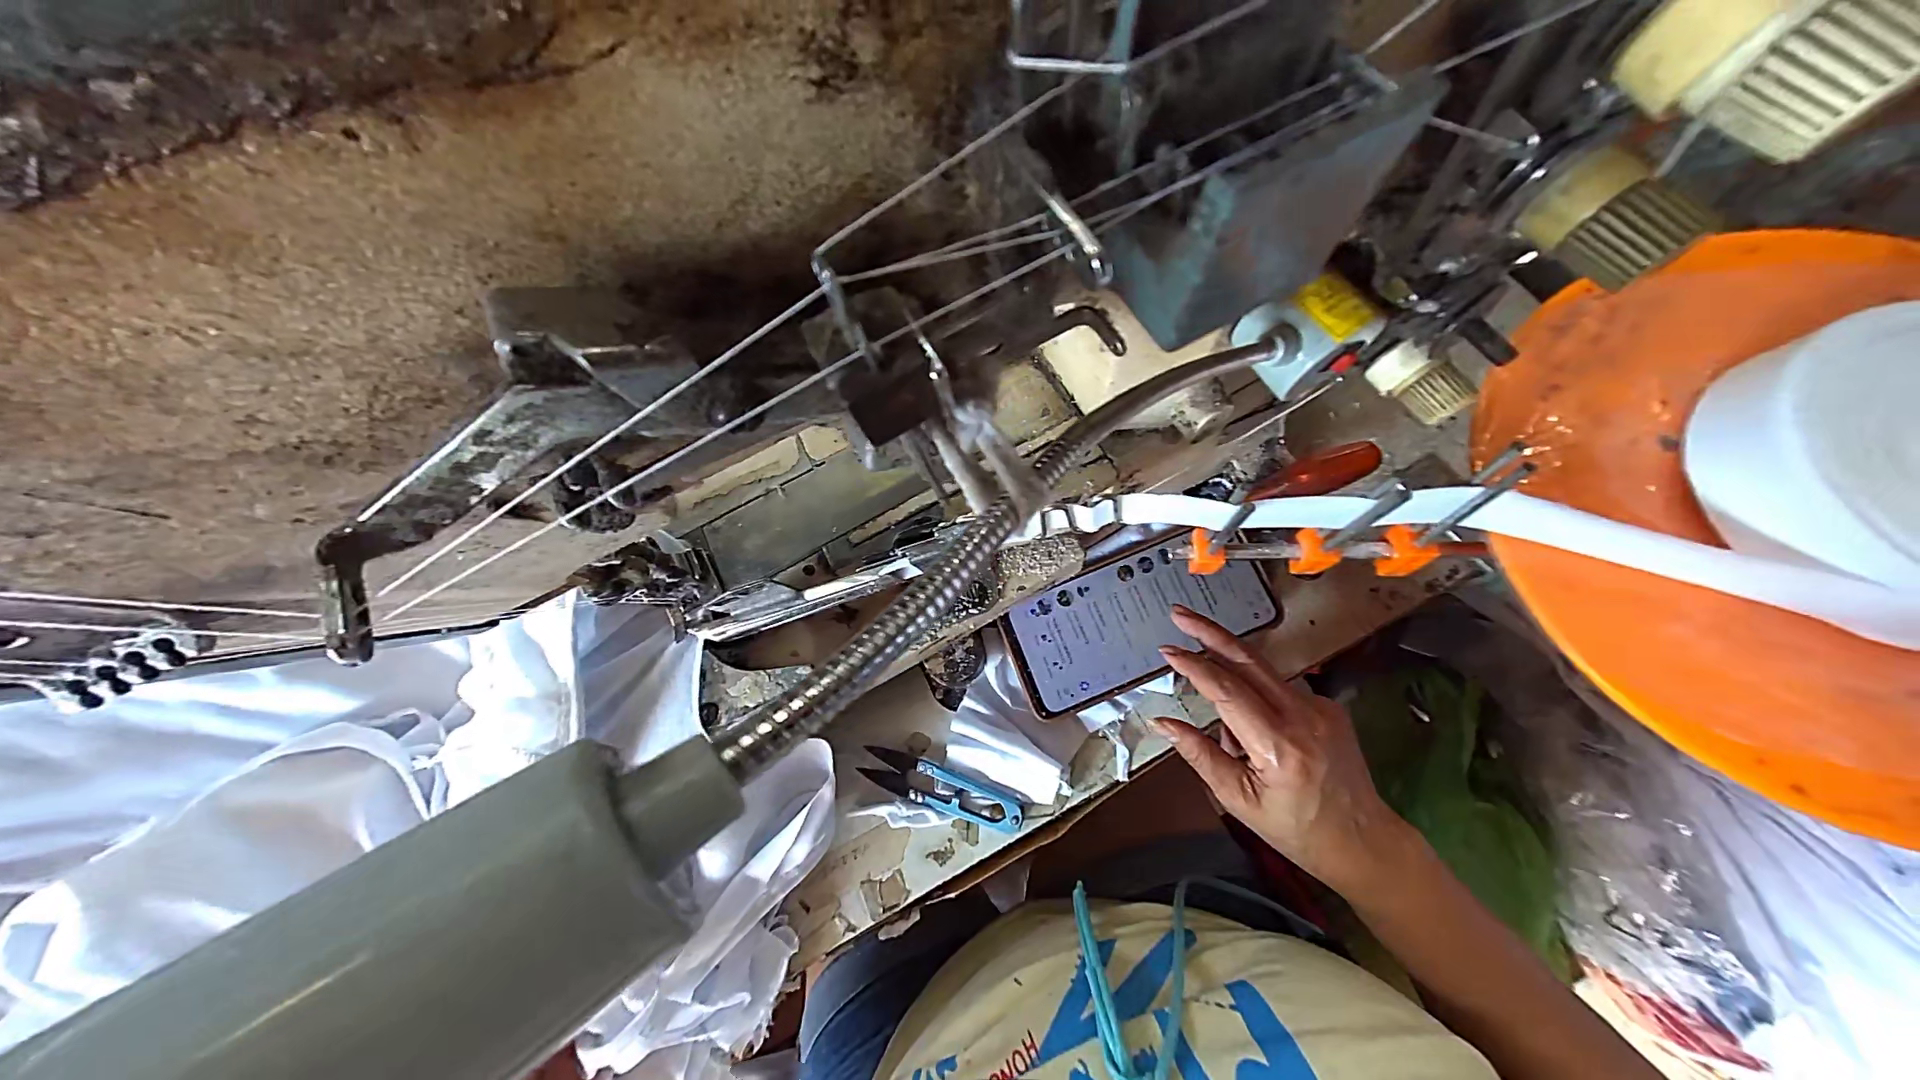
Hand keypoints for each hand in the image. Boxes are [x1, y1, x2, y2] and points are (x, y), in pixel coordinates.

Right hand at [1152, 605, 1412, 893]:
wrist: (1363, 841)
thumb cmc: (1296, 829)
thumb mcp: (1237, 799)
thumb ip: (1199, 754)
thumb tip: (1163, 723)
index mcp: (1278, 746)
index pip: (1227, 691)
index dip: (1194, 666)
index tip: (1168, 650)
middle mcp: (1303, 718)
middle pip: (1248, 660)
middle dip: (1210, 632)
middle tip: (1179, 613)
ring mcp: (1321, 708)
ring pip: (1262, 672)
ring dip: (1229, 671)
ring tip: (1226, 724)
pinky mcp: (1328, 707)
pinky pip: (1279, 688)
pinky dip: (1255, 696)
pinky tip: (1257, 736)